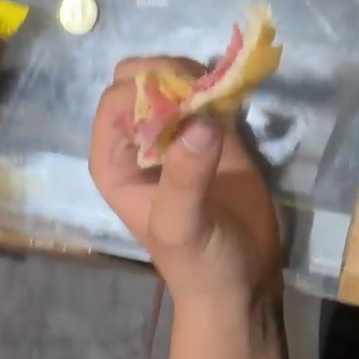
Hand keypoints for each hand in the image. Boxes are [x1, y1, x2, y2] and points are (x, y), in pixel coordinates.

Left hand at [90, 57, 282, 304]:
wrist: (242, 282)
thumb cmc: (198, 262)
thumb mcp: (182, 226)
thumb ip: (185, 176)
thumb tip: (202, 121)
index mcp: (116, 161)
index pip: (117, 102)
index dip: (146, 90)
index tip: (184, 99)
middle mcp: (143, 142)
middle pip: (144, 81)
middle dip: (172, 75)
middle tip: (206, 90)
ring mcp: (183, 136)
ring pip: (180, 82)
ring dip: (202, 77)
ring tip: (225, 93)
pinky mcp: (220, 137)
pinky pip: (215, 98)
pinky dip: (226, 88)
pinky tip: (239, 93)